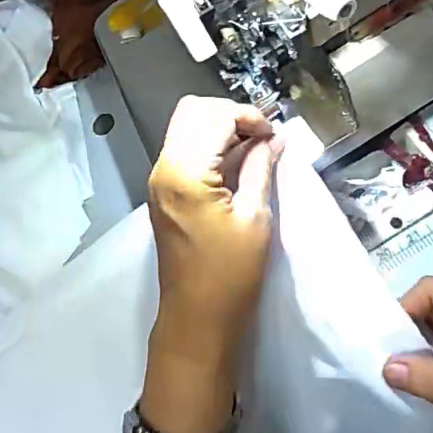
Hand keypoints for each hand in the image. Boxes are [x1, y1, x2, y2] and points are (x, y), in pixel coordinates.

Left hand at [146, 96, 281, 369]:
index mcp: (185, 173)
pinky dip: (209, 143)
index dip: (248, 117)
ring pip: (186, 126)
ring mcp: (159, 179)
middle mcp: (164, 168)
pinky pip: (184, 148)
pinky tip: (237, 161)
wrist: (196, 320)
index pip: (215, 117)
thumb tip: (274, 139)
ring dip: (220, 126)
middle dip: (231, 114)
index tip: (273, 135)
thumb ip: (260, 169)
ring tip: (254, 147)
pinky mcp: (163, 191)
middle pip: (193, 111)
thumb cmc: (230, 275)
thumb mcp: (255, 218)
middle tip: (262, 136)